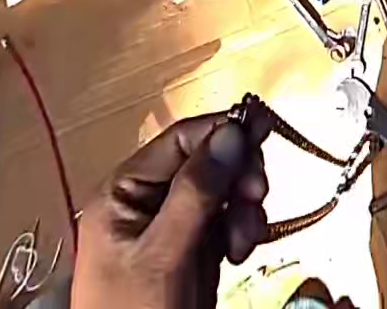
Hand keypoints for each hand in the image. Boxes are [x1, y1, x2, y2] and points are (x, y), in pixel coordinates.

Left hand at [71, 108, 272, 308]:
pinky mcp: (192, 250)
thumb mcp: (162, 257)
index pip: (180, 139)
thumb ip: (196, 191)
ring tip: (246, 241)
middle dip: (236, 175)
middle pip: (206, 160)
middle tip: (258, 195)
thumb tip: (232, 130)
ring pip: (221, 188)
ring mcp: (171, 226)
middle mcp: (148, 199)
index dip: (221, 134)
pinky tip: (242, 250)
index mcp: (126, 191)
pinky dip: (241, 227)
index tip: (260, 139)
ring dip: (243, 205)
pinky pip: (225, 218)